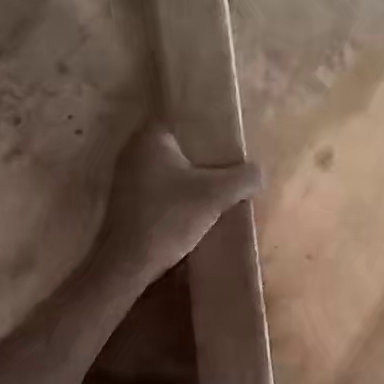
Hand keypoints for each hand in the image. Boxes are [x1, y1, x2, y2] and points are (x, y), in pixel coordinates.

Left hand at [94, 123, 262, 281]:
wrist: (128, 263)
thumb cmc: (169, 218)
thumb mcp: (215, 195)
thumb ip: (243, 178)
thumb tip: (258, 172)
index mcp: (151, 137)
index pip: (186, 119)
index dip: (210, 130)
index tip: (230, 145)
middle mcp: (133, 150)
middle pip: (179, 147)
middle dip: (204, 158)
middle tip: (229, 170)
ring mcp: (125, 177)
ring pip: (169, 170)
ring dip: (191, 180)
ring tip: (217, 191)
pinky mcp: (125, 201)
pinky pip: (159, 189)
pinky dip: (177, 196)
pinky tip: (194, 211)